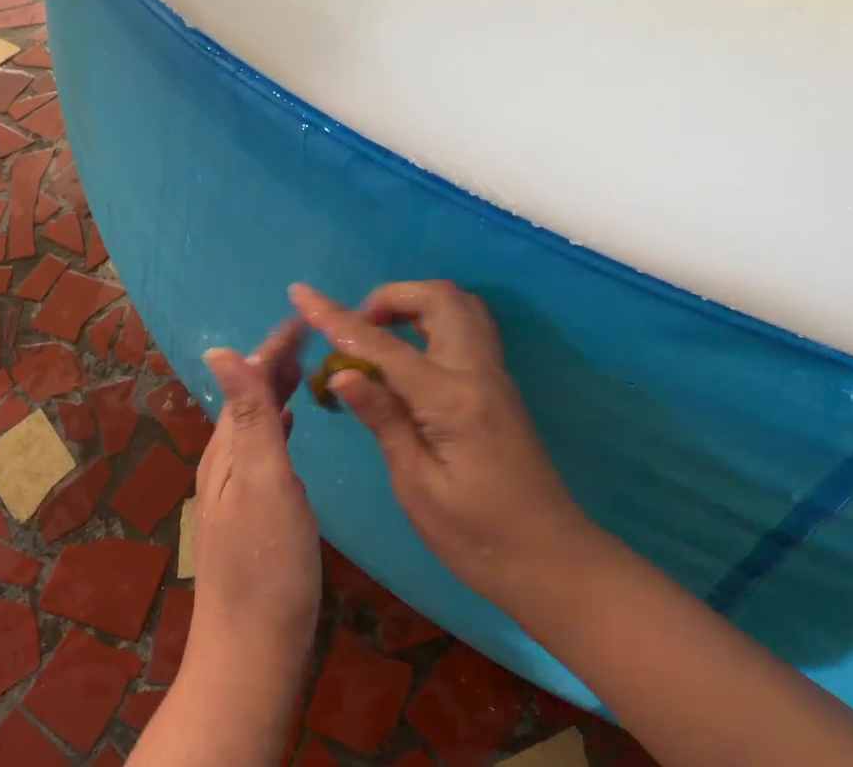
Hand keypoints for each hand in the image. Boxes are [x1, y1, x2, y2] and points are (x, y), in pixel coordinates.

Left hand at [187, 321, 321, 683]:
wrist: (252, 649)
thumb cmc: (266, 565)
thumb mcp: (263, 482)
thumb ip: (248, 417)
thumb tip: (220, 349)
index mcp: (227, 450)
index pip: (249, 378)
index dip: (276, 344)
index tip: (310, 314)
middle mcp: (226, 463)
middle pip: (250, 396)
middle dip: (278, 360)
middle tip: (317, 333)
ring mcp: (237, 489)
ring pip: (257, 420)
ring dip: (278, 388)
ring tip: (307, 367)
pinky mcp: (254, 511)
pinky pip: (265, 447)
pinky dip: (280, 422)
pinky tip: (290, 425)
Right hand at [289, 281, 590, 603]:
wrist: (550, 558)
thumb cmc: (477, 537)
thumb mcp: (418, 486)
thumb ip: (384, 420)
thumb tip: (343, 372)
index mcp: (452, 399)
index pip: (384, 345)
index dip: (337, 318)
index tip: (301, 294)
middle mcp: (479, 371)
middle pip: (437, 299)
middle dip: (389, 298)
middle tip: (353, 332)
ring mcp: (495, 375)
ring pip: (459, 307)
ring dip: (415, 306)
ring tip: (377, 339)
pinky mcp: (500, 387)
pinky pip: (468, 330)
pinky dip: (433, 324)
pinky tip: (408, 360)